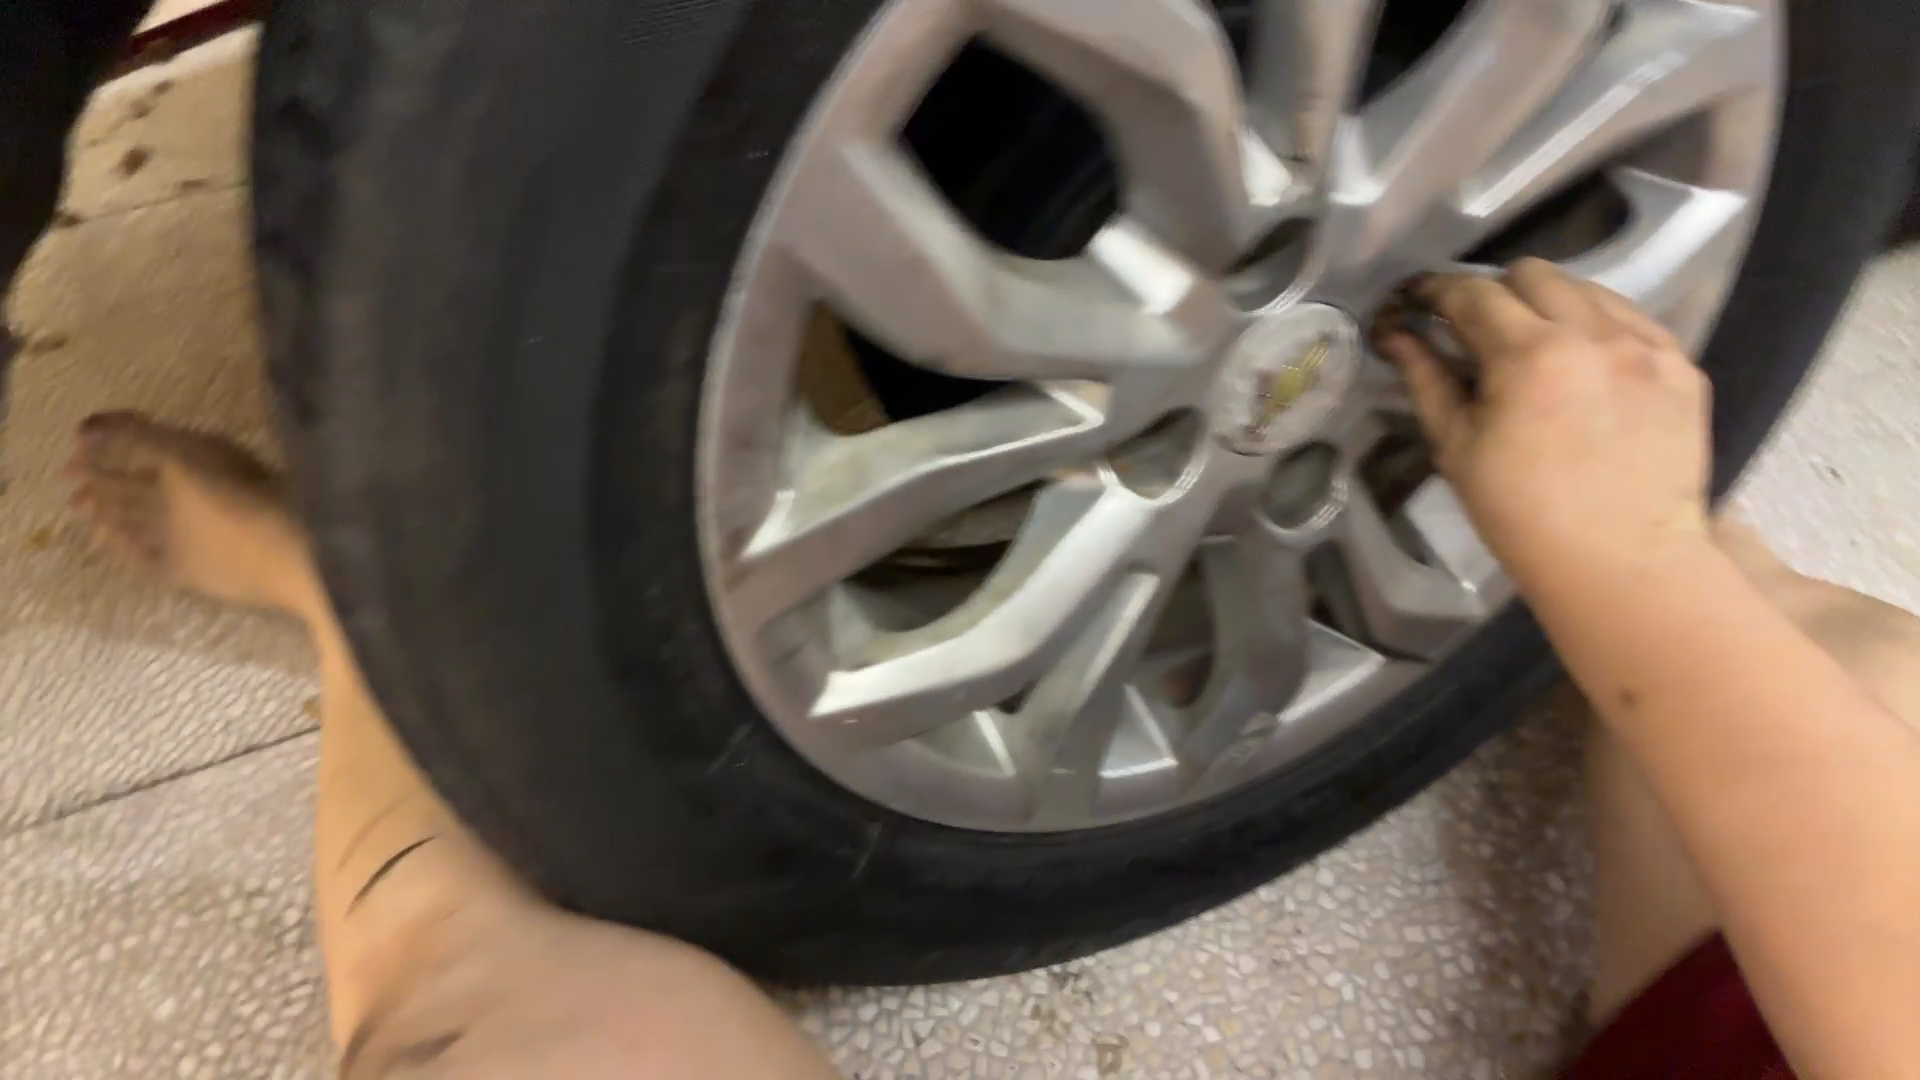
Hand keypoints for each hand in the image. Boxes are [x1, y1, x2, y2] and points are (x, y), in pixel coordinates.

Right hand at [1375, 259, 1714, 589]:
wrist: (1619, 555)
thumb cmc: (1516, 509)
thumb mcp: (1455, 444)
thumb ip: (1426, 379)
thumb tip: (1398, 337)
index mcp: (1529, 355)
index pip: (1474, 295)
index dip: (1436, 290)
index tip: (1416, 298)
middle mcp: (1594, 334)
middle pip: (1534, 274)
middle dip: (1492, 291)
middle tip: (1471, 327)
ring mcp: (1647, 346)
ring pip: (1587, 289)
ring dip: (1545, 304)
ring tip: (1528, 344)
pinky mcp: (1681, 365)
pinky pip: (1630, 319)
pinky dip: (1593, 326)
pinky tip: (1577, 364)